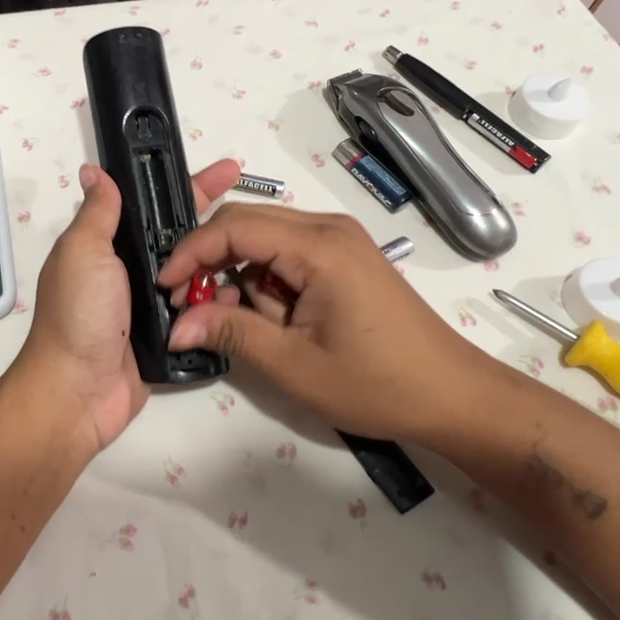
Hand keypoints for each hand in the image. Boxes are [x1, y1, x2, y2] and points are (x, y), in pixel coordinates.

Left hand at [11, 158, 242, 452]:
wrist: (78, 390)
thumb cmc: (78, 313)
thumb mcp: (84, 251)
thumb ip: (98, 212)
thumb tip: (93, 170)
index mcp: (110, 246)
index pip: (155, 206)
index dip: (188, 186)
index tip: (227, 170)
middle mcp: (133, 271)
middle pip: (184, 240)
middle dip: (218, 226)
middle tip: (256, 215)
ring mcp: (152, 306)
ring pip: (198, 277)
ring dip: (222, 268)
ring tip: (254, 258)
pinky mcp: (169, 338)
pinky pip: (201, 315)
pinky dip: (220, 305)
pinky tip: (245, 296)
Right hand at [156, 204, 498, 442]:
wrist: (454, 396)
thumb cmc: (377, 384)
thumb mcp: (295, 365)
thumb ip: (232, 334)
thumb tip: (175, 325)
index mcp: (318, 247)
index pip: (234, 227)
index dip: (191, 252)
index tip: (165, 288)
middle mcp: (327, 227)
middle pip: (246, 223)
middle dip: (212, 262)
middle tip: (192, 306)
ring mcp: (338, 239)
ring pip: (263, 238)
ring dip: (241, 275)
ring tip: (247, 323)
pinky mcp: (343, 255)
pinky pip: (285, 251)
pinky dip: (265, 279)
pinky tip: (273, 317)